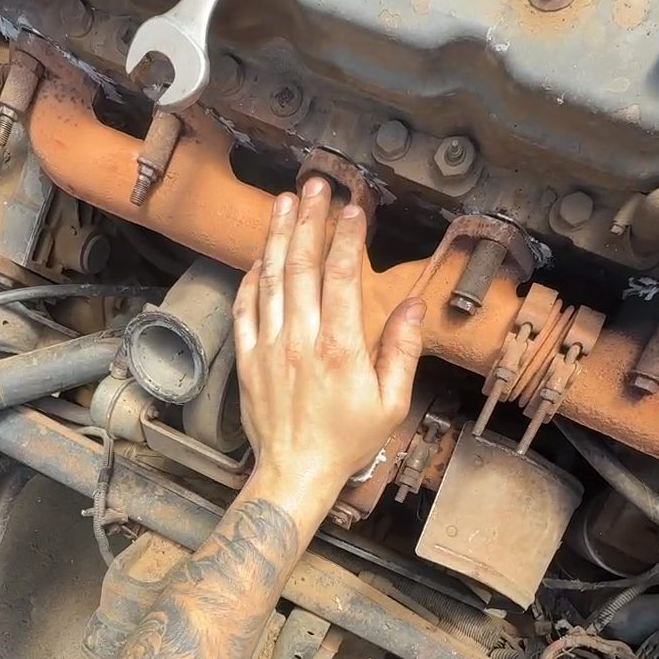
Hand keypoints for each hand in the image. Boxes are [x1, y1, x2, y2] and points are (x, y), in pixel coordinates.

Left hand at [232, 177, 424, 511]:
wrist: (295, 472)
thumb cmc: (346, 442)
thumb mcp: (390, 404)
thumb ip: (401, 353)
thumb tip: (413, 308)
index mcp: (340, 348)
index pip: (342, 276)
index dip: (347, 236)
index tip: (353, 208)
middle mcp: (300, 340)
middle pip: (302, 265)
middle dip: (310, 220)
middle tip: (315, 186)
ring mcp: (268, 347)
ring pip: (270, 279)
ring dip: (277, 237)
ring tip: (285, 203)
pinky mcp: (247, 360)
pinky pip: (245, 309)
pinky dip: (251, 279)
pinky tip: (259, 257)